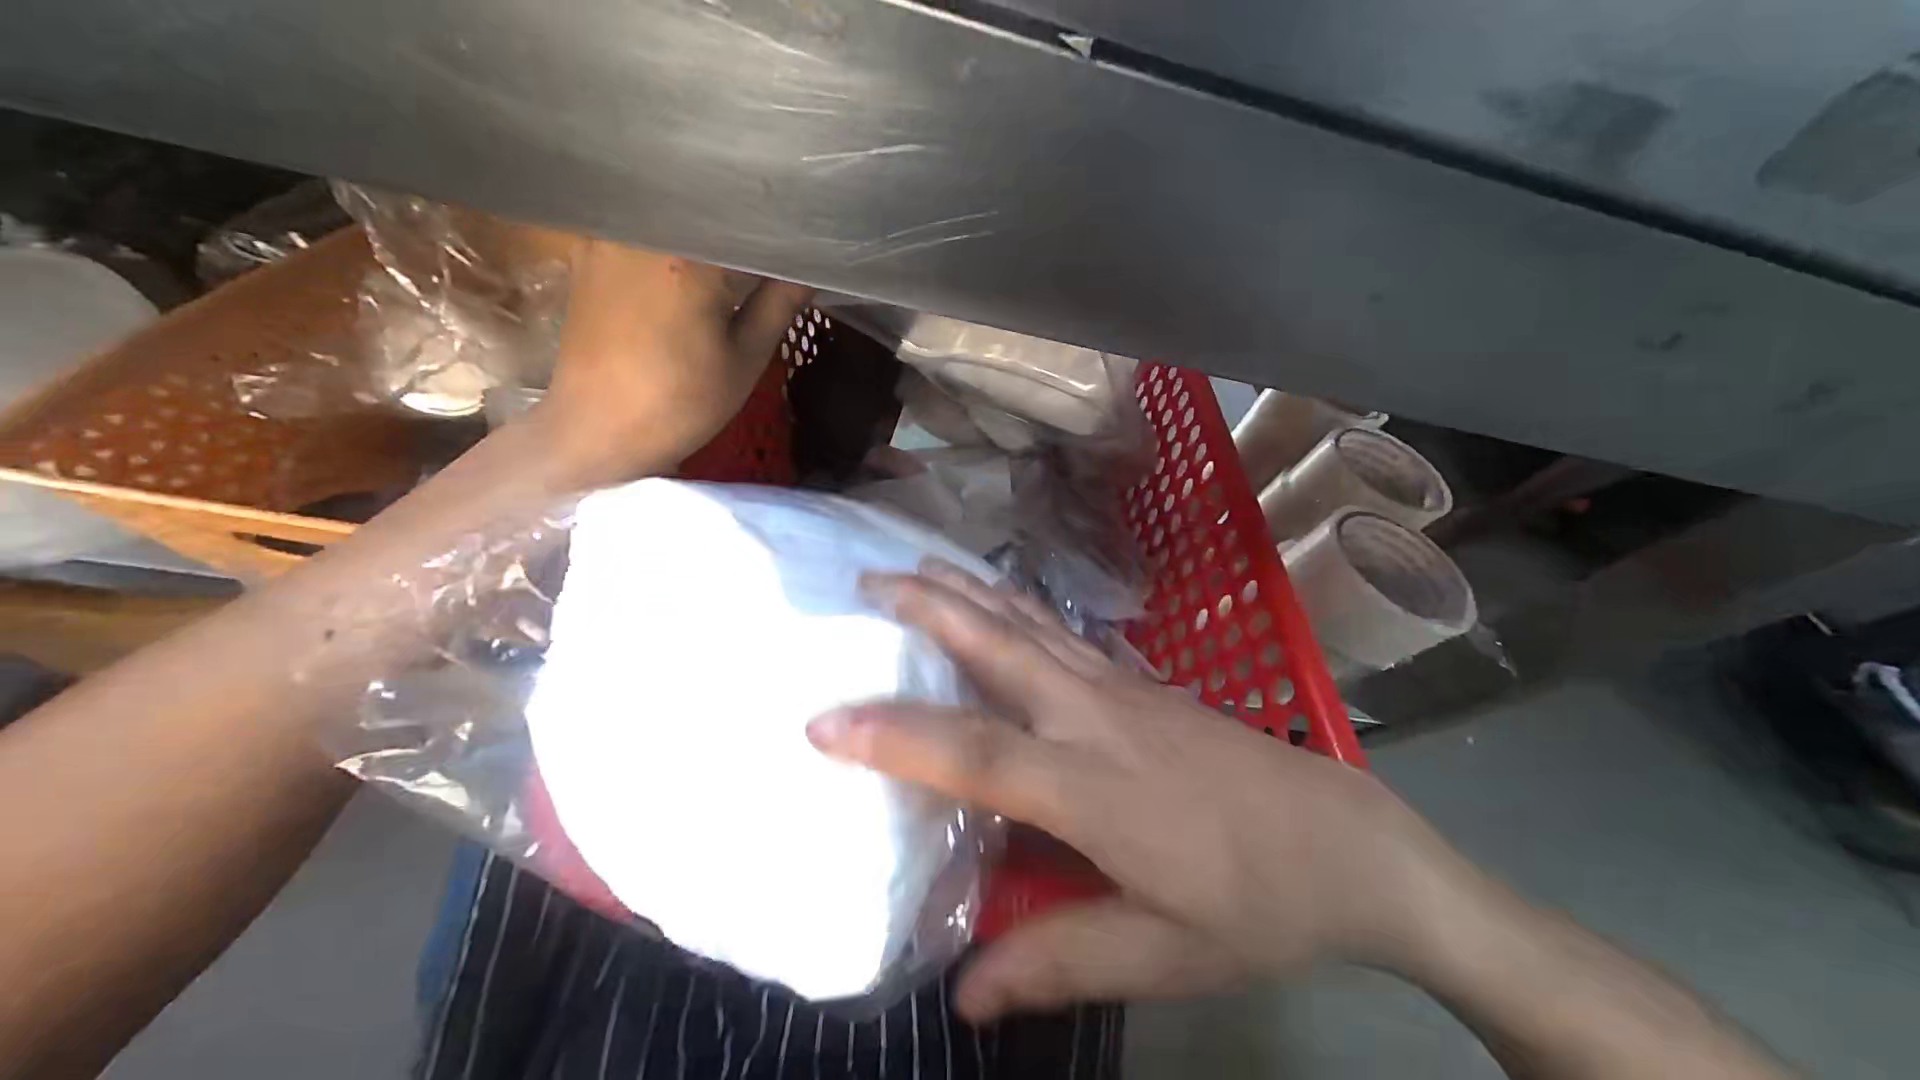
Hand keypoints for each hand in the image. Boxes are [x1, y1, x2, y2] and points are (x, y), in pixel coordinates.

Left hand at [533, 240, 812, 485]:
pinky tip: (689, 269)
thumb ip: (779, 304)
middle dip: (747, 231)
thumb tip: (810, 271)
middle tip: (773, 258)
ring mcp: (611, 234)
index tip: (803, 254)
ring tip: (735, 259)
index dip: (783, 239)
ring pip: (678, 217)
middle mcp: (646, 229)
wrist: (598, 428)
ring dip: (710, 233)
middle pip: (712, 214)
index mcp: (691, 257)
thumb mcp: (745, 359)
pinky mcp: (591, 249)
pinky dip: (673, 242)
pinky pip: (646, 230)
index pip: (752, 228)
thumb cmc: (681, 403)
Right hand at [805, 564, 1479, 1021]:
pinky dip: (1014, 604)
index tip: (824, 721)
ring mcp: (1122, 688)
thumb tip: (964, 998)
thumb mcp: (1163, 954)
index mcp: (1095, 788)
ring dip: (968, 590)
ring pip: (1030, 624)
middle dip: (928, 610)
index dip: (895, 737)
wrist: (1348, 844)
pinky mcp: (1141, 681)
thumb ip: (1059, 963)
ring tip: (915, 566)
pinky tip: (997, 596)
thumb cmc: (1258, 904)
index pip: (975, 754)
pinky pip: (1059, 631)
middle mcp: (1097, 717)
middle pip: (1000, 648)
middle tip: (867, 583)